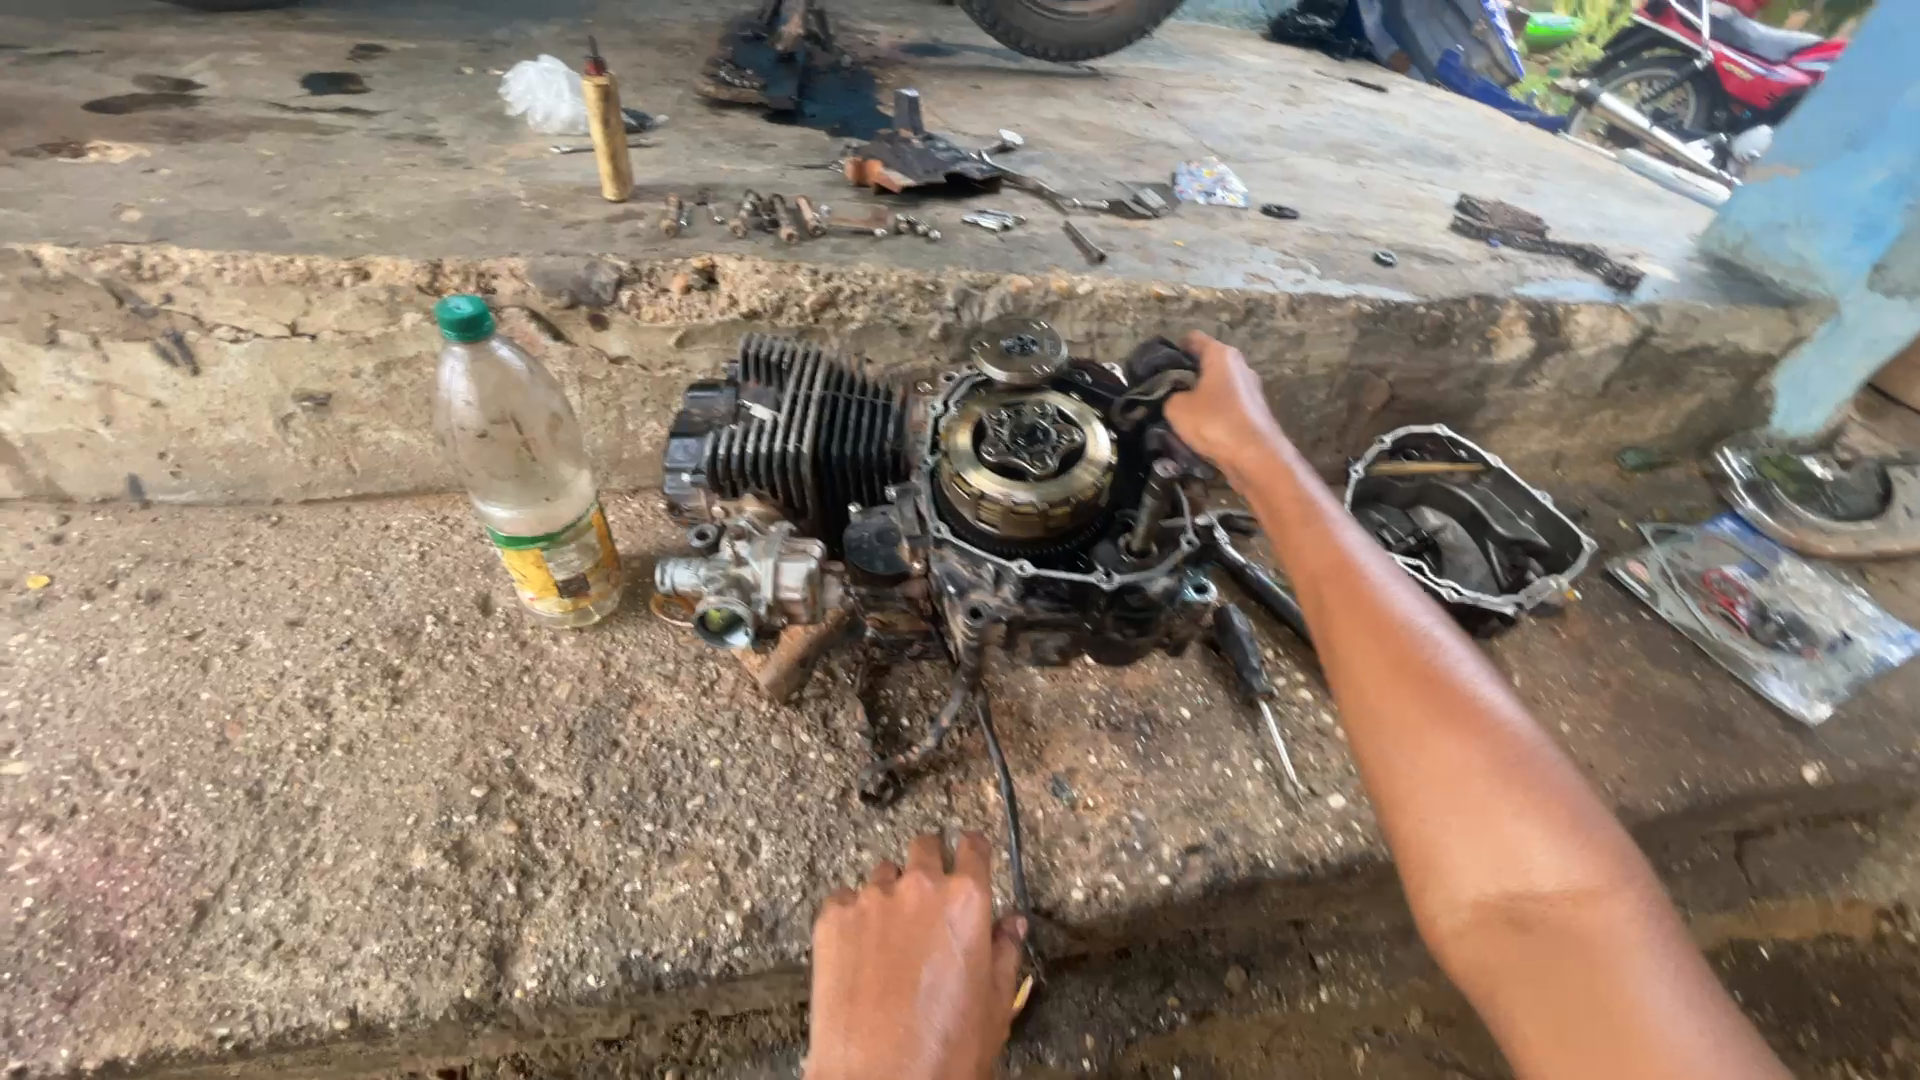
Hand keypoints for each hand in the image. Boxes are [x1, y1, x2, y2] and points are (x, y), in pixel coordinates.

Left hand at [806, 832, 1027, 1079]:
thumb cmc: (947, 1052)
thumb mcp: (995, 1006)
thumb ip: (1005, 952)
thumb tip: (1012, 923)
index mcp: (966, 899)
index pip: (973, 846)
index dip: (973, 849)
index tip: (970, 855)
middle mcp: (920, 886)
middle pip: (924, 845)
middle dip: (929, 863)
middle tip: (927, 899)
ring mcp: (872, 898)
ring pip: (883, 874)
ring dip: (890, 894)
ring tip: (888, 937)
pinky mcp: (833, 917)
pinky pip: (844, 899)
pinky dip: (852, 917)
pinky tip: (857, 954)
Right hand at [1163, 332, 1287, 476]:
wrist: (1255, 456)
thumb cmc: (1214, 422)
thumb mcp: (1176, 408)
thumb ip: (1167, 394)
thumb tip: (1171, 395)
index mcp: (1221, 354)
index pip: (1192, 338)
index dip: (1172, 349)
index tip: (1158, 367)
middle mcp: (1239, 365)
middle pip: (1206, 361)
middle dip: (1186, 374)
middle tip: (1165, 392)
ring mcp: (1250, 387)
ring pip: (1217, 383)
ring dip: (1199, 394)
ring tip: (1180, 412)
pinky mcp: (1254, 409)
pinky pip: (1226, 403)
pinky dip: (1213, 410)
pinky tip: (1200, 427)